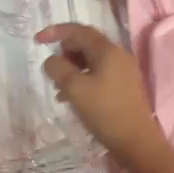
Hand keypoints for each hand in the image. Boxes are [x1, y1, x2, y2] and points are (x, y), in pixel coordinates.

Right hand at [36, 23, 169, 161]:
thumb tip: (51, 60)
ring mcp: (122, 71)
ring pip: (90, 60)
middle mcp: (117, 55)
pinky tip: (72, 98)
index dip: (55, 32)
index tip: (37, 41)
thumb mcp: (74, 88)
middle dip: (64, 53)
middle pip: (85, 43)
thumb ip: (58, 69)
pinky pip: (97, 73)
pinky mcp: (123, 86)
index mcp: (107, 50)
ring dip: (71, 69)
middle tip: (53, 70)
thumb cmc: (104, 112)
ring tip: (59, 89)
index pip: (78, 31)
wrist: (136, 142)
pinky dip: (82, 79)